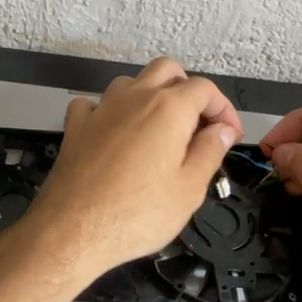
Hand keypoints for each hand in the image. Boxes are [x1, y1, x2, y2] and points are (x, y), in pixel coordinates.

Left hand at [17, 57, 243, 285]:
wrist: (73, 230)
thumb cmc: (131, 215)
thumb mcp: (189, 189)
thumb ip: (210, 152)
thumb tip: (221, 132)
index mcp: (167, 110)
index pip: (204, 88)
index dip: (223, 109)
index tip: (228, 133)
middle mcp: (133, 99)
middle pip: (167, 70)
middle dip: (188, 89)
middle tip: (198, 124)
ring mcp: (101, 110)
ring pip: (130, 82)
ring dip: (149, 96)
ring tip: (160, 130)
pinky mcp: (76, 127)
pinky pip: (94, 104)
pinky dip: (109, 112)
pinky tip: (116, 133)